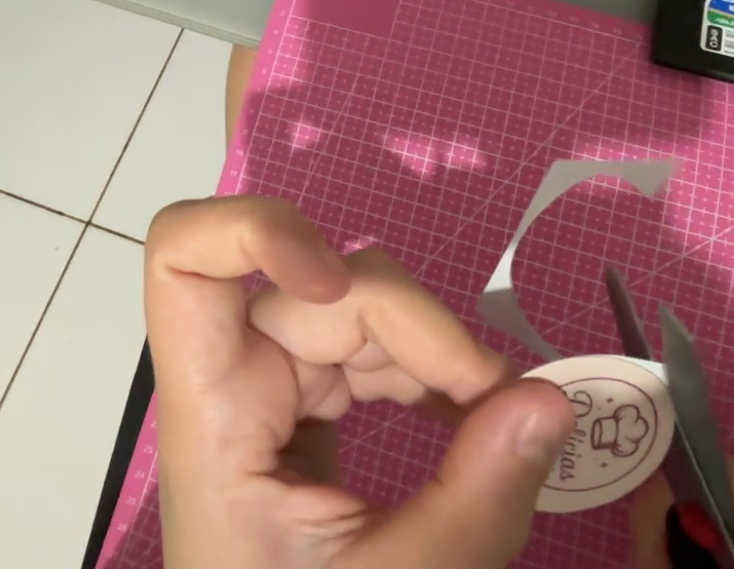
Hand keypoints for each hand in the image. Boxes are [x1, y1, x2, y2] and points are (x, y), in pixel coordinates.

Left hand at [145, 196, 575, 567]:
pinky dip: (430, 370)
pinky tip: (472, 414)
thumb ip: (475, 501)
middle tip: (496, 400)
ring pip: (358, 306)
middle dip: (416, 327)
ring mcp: (274, 380)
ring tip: (496, 418)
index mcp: (215, 410)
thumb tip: (550, 399)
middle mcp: (236, 373)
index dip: (254, 232)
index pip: (183, 258)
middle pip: (319, 286)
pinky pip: (372, 347)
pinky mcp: (306, 396)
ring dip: (435, 350)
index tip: (332, 279)